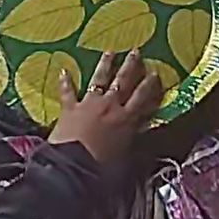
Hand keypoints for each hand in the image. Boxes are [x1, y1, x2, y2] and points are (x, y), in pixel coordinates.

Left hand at [50, 50, 162, 165]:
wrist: (71, 166)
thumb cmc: (101, 167)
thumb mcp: (126, 157)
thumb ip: (135, 142)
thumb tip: (145, 134)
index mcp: (126, 118)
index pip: (142, 97)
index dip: (150, 85)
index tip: (155, 72)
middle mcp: (110, 106)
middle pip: (123, 81)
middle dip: (131, 66)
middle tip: (136, 51)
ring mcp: (89, 104)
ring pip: (100, 79)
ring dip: (105, 65)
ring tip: (110, 51)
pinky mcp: (70, 109)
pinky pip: (68, 93)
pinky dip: (65, 82)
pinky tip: (63, 70)